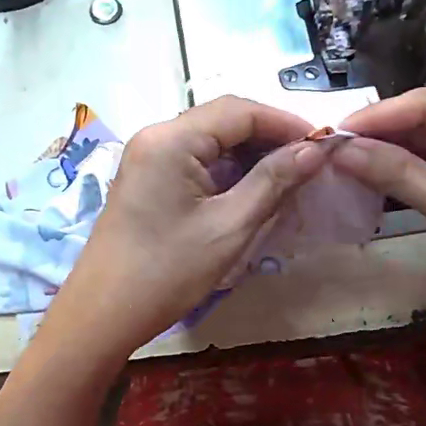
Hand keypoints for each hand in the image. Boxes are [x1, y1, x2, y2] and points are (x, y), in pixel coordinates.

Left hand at [45, 96, 324, 355]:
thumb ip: (274, 182)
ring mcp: (147, 158)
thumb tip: (314, 150)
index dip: (285, 122)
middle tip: (309, 164)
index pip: (239, 111)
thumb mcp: (229, 227)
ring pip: (210, 142)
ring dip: (249, 156)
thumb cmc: (167, 272)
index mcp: (171, 139)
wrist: (102, 315)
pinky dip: (226, 172)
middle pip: (223, 121)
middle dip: (268, 138)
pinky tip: (252, 192)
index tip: (323, 144)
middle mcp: (155, 137)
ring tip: (288, 180)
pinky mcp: (147, 180)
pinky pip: (194, 162)